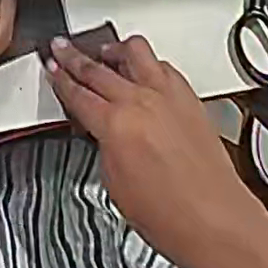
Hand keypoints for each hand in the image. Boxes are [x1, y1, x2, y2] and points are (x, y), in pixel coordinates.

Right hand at [46, 35, 267, 267]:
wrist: (215, 220)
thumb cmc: (172, 214)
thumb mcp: (115, 185)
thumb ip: (103, 145)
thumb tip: (101, 129)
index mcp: (116, 125)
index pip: (78, 93)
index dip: (60, 79)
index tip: (52, 68)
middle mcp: (141, 101)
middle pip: (97, 67)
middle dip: (74, 56)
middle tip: (62, 47)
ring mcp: (167, 94)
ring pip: (134, 50)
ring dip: (113, 48)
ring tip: (104, 49)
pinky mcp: (188, 95)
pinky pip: (162, 65)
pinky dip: (147, 62)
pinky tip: (142, 68)